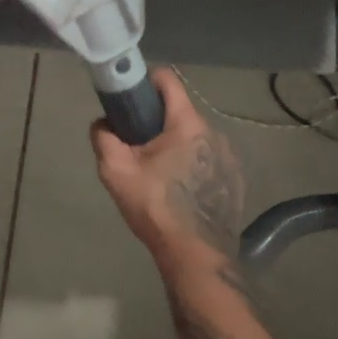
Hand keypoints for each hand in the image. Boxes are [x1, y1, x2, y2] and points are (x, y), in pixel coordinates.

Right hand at [91, 68, 245, 263]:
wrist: (195, 258)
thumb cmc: (156, 207)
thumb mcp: (115, 171)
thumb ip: (104, 137)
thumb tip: (104, 123)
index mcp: (188, 124)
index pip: (166, 79)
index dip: (144, 82)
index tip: (129, 101)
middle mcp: (214, 133)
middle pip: (178, 111)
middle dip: (155, 121)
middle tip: (136, 145)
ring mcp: (228, 157)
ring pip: (192, 136)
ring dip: (173, 144)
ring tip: (156, 172)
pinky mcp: (234, 180)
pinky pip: (206, 158)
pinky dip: (190, 163)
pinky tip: (178, 189)